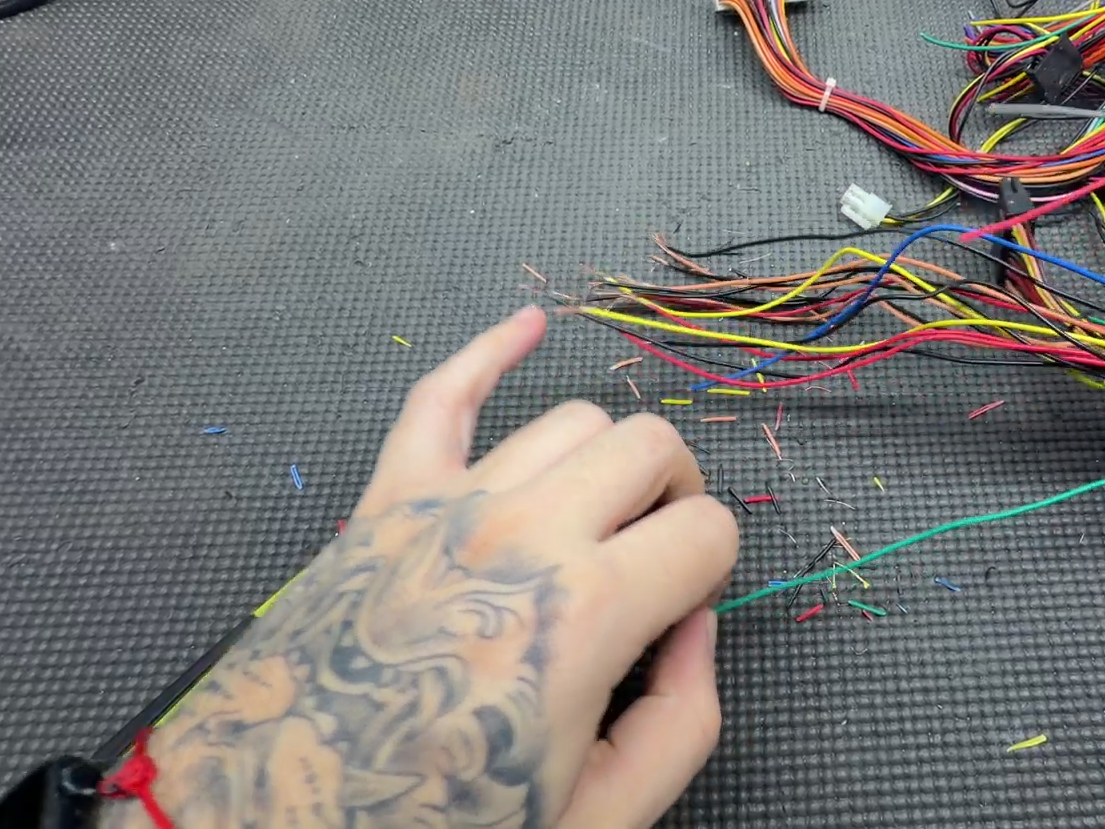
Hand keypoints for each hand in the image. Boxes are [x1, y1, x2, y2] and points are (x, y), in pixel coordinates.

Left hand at [110, 306, 738, 828]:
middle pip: (652, 446)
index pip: (708, 529)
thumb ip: (685, 719)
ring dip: (611, 457)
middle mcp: (524, 530)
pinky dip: (491, 350)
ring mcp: (451, 502)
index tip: (687, 602)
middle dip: (677, 492)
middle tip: (658, 551)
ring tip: (602, 508)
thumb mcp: (600, 823)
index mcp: (585, 612)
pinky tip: (528, 326)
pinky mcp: (389, 498)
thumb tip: (694, 623)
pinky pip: (443, 396)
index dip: (716, 565)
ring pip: (575, 419)